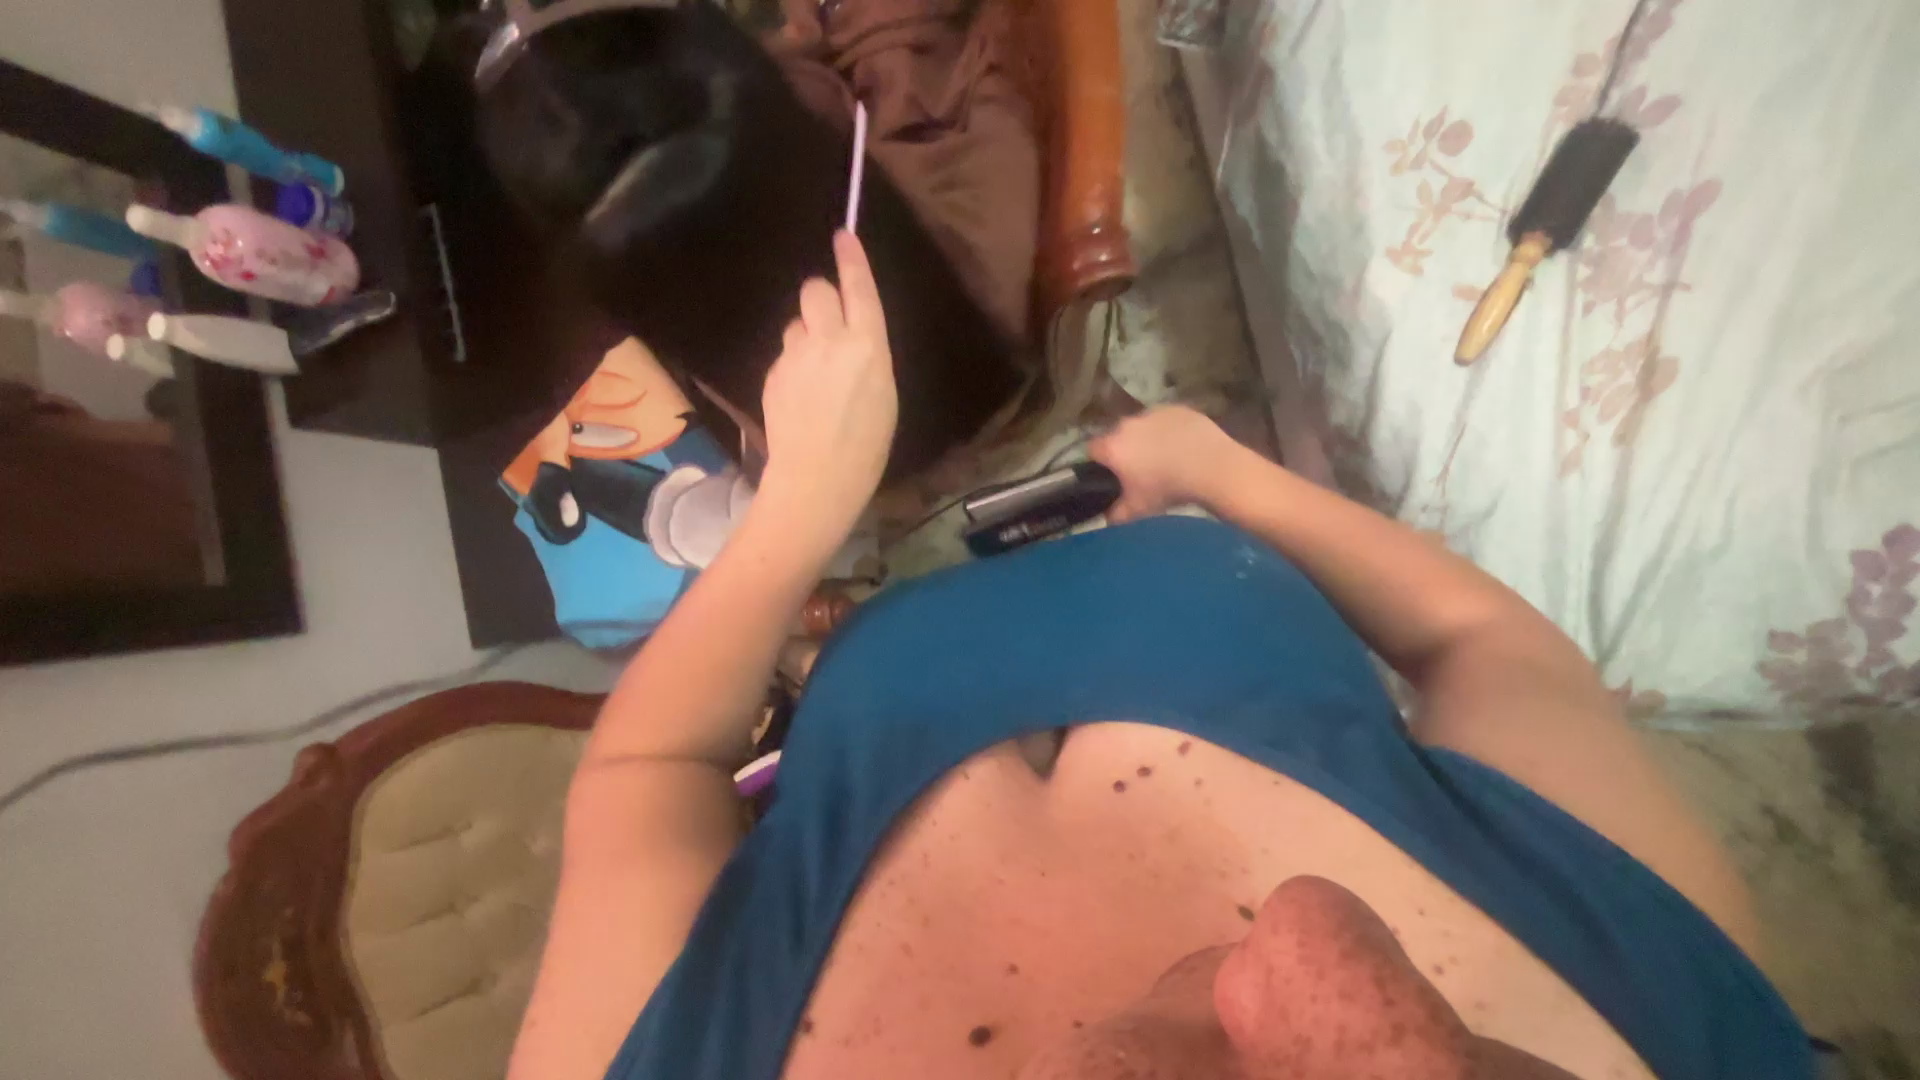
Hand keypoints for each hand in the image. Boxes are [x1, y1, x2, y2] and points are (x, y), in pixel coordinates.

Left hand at [756, 231, 898, 547]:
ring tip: (816, 375)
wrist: (817, 478)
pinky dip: (793, 366)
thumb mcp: (885, 396)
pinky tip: (801, 399)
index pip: (857, 287)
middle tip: (829, 323)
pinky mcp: (772, 374)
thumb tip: (852, 338)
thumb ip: (867, 355)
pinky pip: (784, 355)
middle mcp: (828, 340)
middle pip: (815, 290)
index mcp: (867, 345)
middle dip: (822, 297)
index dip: (851, 259)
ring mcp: (795, 355)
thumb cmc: (867, 446)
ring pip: (796, 324)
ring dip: (806, 336)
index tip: (843, 235)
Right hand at [1087, 405, 1249, 522]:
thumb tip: (1106, 517)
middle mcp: (1127, 424)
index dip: (1098, 462)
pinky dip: (1169, 430)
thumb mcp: (1138, 509)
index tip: (1110, 474)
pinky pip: (1165, 419)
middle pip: (1117, 435)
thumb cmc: (1168, 488)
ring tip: (1165, 456)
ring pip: (1142, 426)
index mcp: (1113, 447)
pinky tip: (1183, 445)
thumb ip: (1115, 514)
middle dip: (1124, 449)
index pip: (1091, 450)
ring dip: (1146, 437)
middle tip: (1140, 469)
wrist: (1212, 467)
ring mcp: (1153, 412)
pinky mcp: (1176, 408)